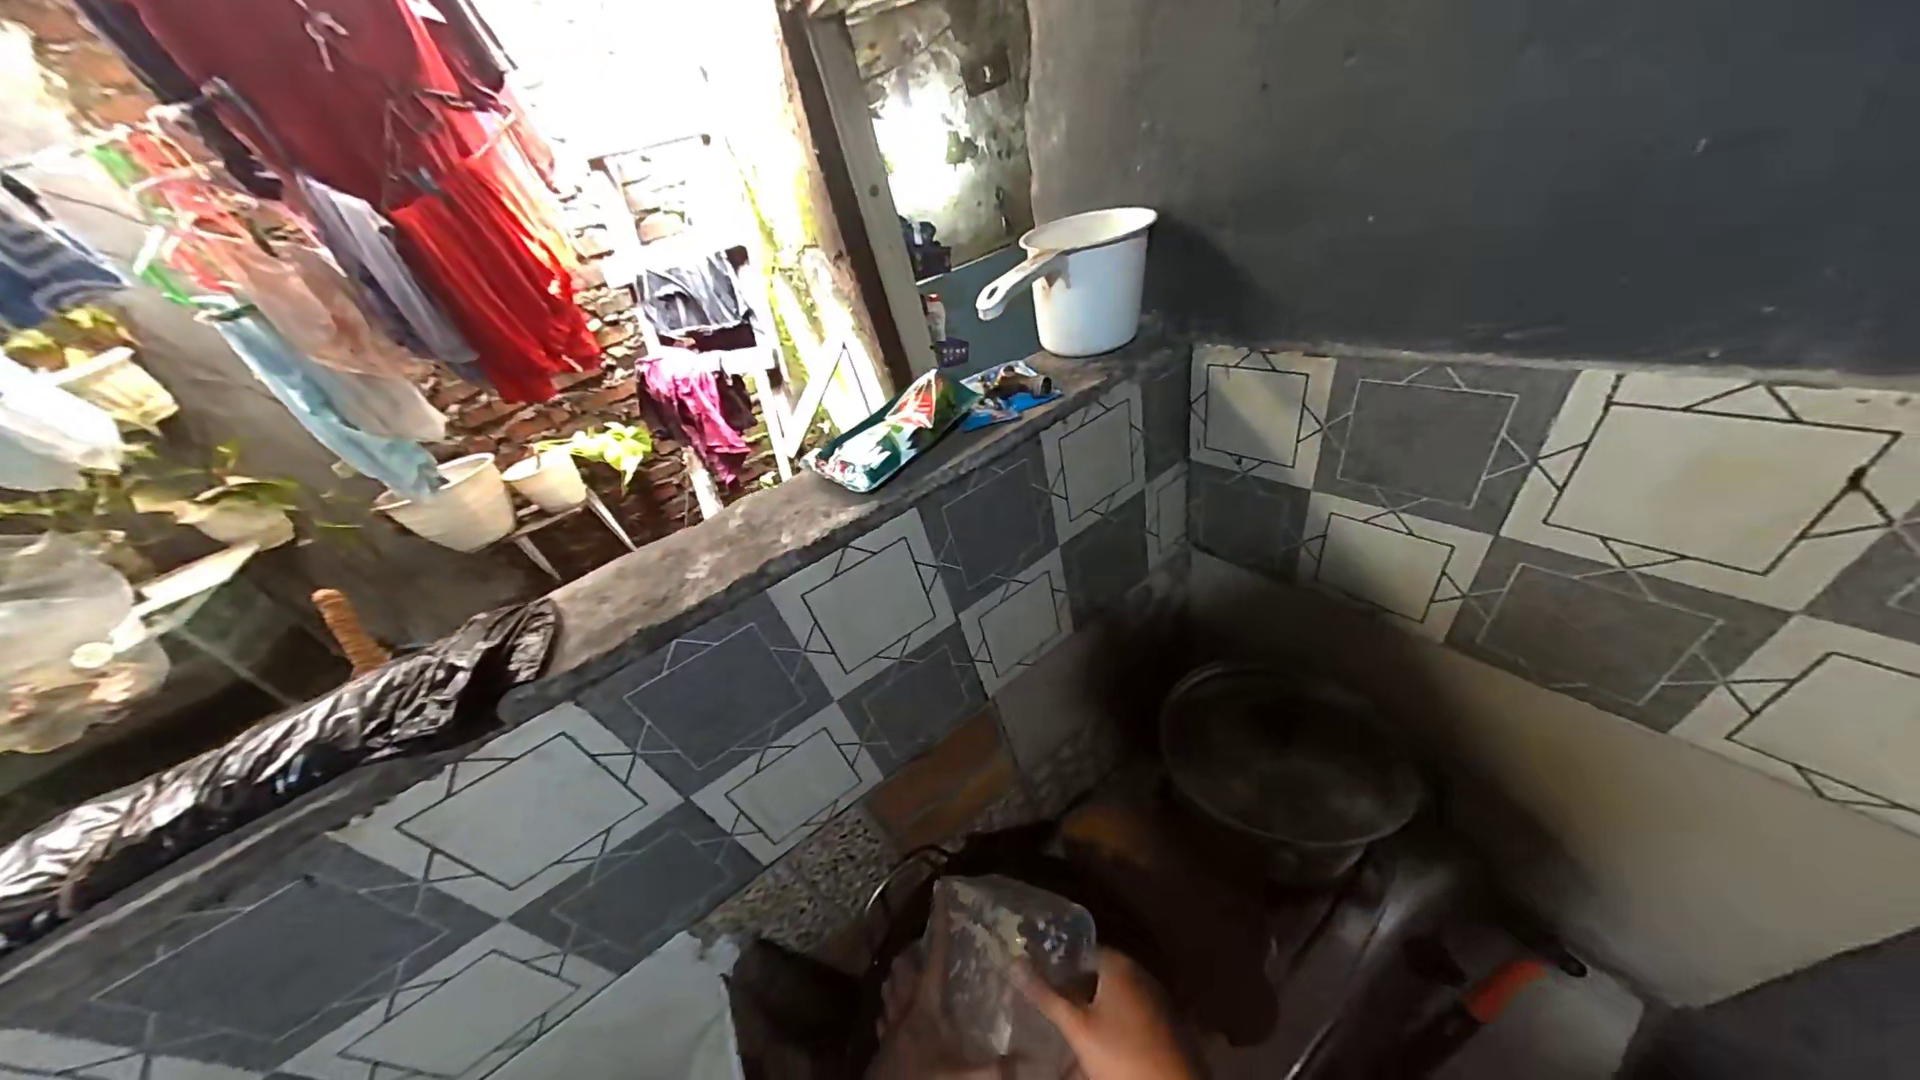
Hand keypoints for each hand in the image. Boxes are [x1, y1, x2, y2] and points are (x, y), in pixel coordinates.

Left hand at [868, 899, 1005, 1078]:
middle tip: (928, 943)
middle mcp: (904, 1004)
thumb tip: (1034, 1058)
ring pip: (889, 985)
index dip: (939, 920)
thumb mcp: (967, 1076)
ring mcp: (889, 1023)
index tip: (940, 891)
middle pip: (903, 963)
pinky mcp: (881, 1044)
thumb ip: (1000, 1066)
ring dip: (899, 974)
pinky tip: (899, 1011)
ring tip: (913, 969)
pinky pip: (883, 1014)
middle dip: (914, 948)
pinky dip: (890, 1005)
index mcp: (926, 1000)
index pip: (936, 950)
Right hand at [1015, 948, 1197, 1079]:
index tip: (1040, 986)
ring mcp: (1159, 1001)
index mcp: (1119, 964)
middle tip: (1053, 1022)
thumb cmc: (1123, 1058)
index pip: (1080, 952)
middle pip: (1098, 979)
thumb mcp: (1077, 1028)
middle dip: (1075, 1000)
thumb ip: (1046, 994)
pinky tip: (1103, 1060)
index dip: (1058, 969)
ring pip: (1115, 1004)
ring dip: (1094, 1021)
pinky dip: (1116, 1034)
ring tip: (1073, 1050)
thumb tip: (1014, 962)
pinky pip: (1133, 1022)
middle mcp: (1141, 974)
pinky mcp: (1169, 1028)